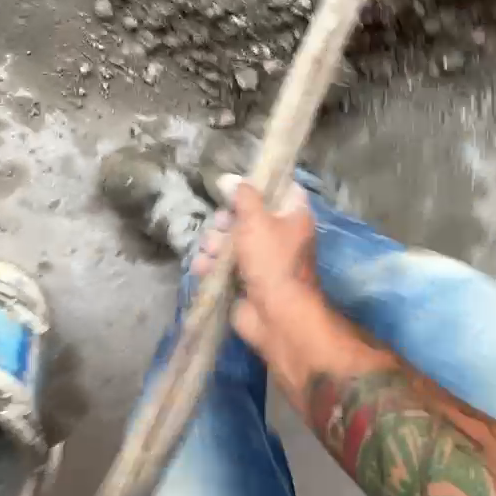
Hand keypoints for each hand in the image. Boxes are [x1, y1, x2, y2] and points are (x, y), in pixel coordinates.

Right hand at [192, 174, 324, 350]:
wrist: (277, 316)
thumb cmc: (273, 260)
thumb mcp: (256, 220)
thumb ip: (242, 196)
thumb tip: (229, 178)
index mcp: (293, 214)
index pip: (280, 188)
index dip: (258, 183)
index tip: (235, 183)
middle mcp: (280, 234)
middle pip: (248, 215)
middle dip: (227, 219)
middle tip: (220, 224)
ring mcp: (262, 259)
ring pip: (232, 240)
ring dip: (216, 243)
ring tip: (211, 250)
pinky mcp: (245, 280)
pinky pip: (224, 265)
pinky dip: (212, 264)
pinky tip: (202, 267)